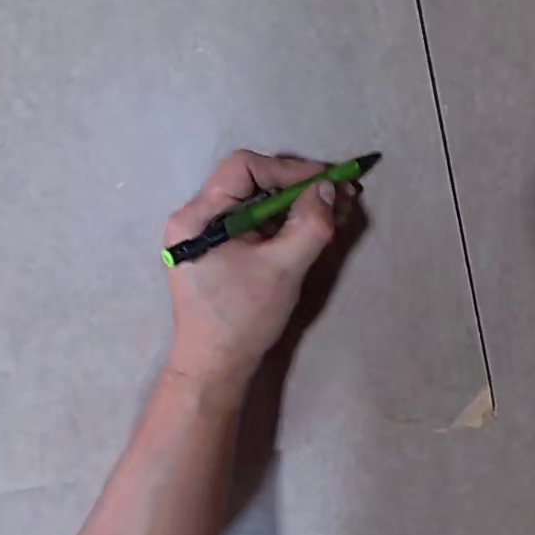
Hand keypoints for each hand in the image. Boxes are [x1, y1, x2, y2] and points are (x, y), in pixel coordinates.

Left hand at [163, 151, 345, 390]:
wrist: (215, 367)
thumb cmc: (242, 318)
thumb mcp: (283, 269)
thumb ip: (309, 224)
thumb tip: (328, 187)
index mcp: (199, 215)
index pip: (243, 168)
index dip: (288, 169)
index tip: (326, 181)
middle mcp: (195, 216)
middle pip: (250, 182)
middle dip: (297, 186)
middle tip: (339, 195)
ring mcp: (205, 232)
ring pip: (255, 201)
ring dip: (295, 204)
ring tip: (335, 211)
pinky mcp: (218, 247)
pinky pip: (252, 222)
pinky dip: (283, 221)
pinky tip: (313, 226)